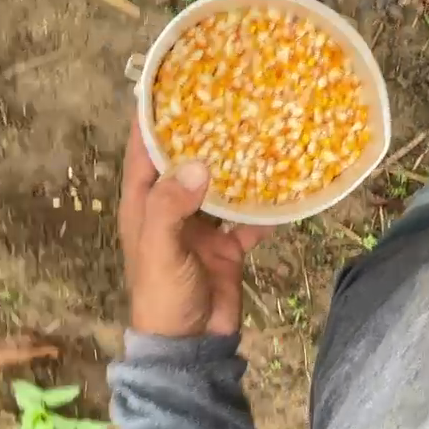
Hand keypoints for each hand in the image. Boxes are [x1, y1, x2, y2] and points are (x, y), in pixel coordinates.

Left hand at [119, 123, 268, 337]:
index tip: (174, 84)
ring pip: (220, 188)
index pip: (145, 150)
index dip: (154, 118)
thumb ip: (172, 205)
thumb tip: (199, 162)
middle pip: (187, 163)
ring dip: (238, 168)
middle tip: (231, 104)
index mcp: (144, 204)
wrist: (191, 344)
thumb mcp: (160, 248)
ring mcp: (202, 228)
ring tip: (261, 137)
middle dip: (205, 137)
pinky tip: (284, 190)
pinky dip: (264, 208)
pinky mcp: (228, 246)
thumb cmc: (164, 295)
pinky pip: (248, 220)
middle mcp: (172, 209)